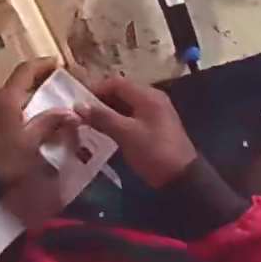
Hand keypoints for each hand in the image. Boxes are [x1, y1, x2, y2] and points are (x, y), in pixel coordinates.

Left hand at [0, 58, 78, 187]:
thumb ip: (49, 123)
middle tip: (53, 92)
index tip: (57, 63)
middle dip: (34, 86)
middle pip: (15, 85)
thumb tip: (70, 112)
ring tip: (38, 113)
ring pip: (5, 99)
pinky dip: (9, 113)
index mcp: (6, 98)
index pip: (26, 70)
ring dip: (21, 102)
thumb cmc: (3, 159)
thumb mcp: (31, 144)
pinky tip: (18, 127)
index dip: (42, 64)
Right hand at [77, 75, 197, 187]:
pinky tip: (108, 131)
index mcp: (147, 96)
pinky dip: (118, 119)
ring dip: (108, 111)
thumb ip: (102, 117)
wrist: (183, 179)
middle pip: (121, 91)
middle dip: (100, 101)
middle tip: (84, 115)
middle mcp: (152, 98)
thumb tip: (78, 106)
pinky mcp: (155, 125)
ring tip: (92, 123)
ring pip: (125, 104)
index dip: (95, 90)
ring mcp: (155, 111)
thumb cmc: (153, 152)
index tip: (79, 104)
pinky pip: (132, 114)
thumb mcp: (125, 134)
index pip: (116, 82)